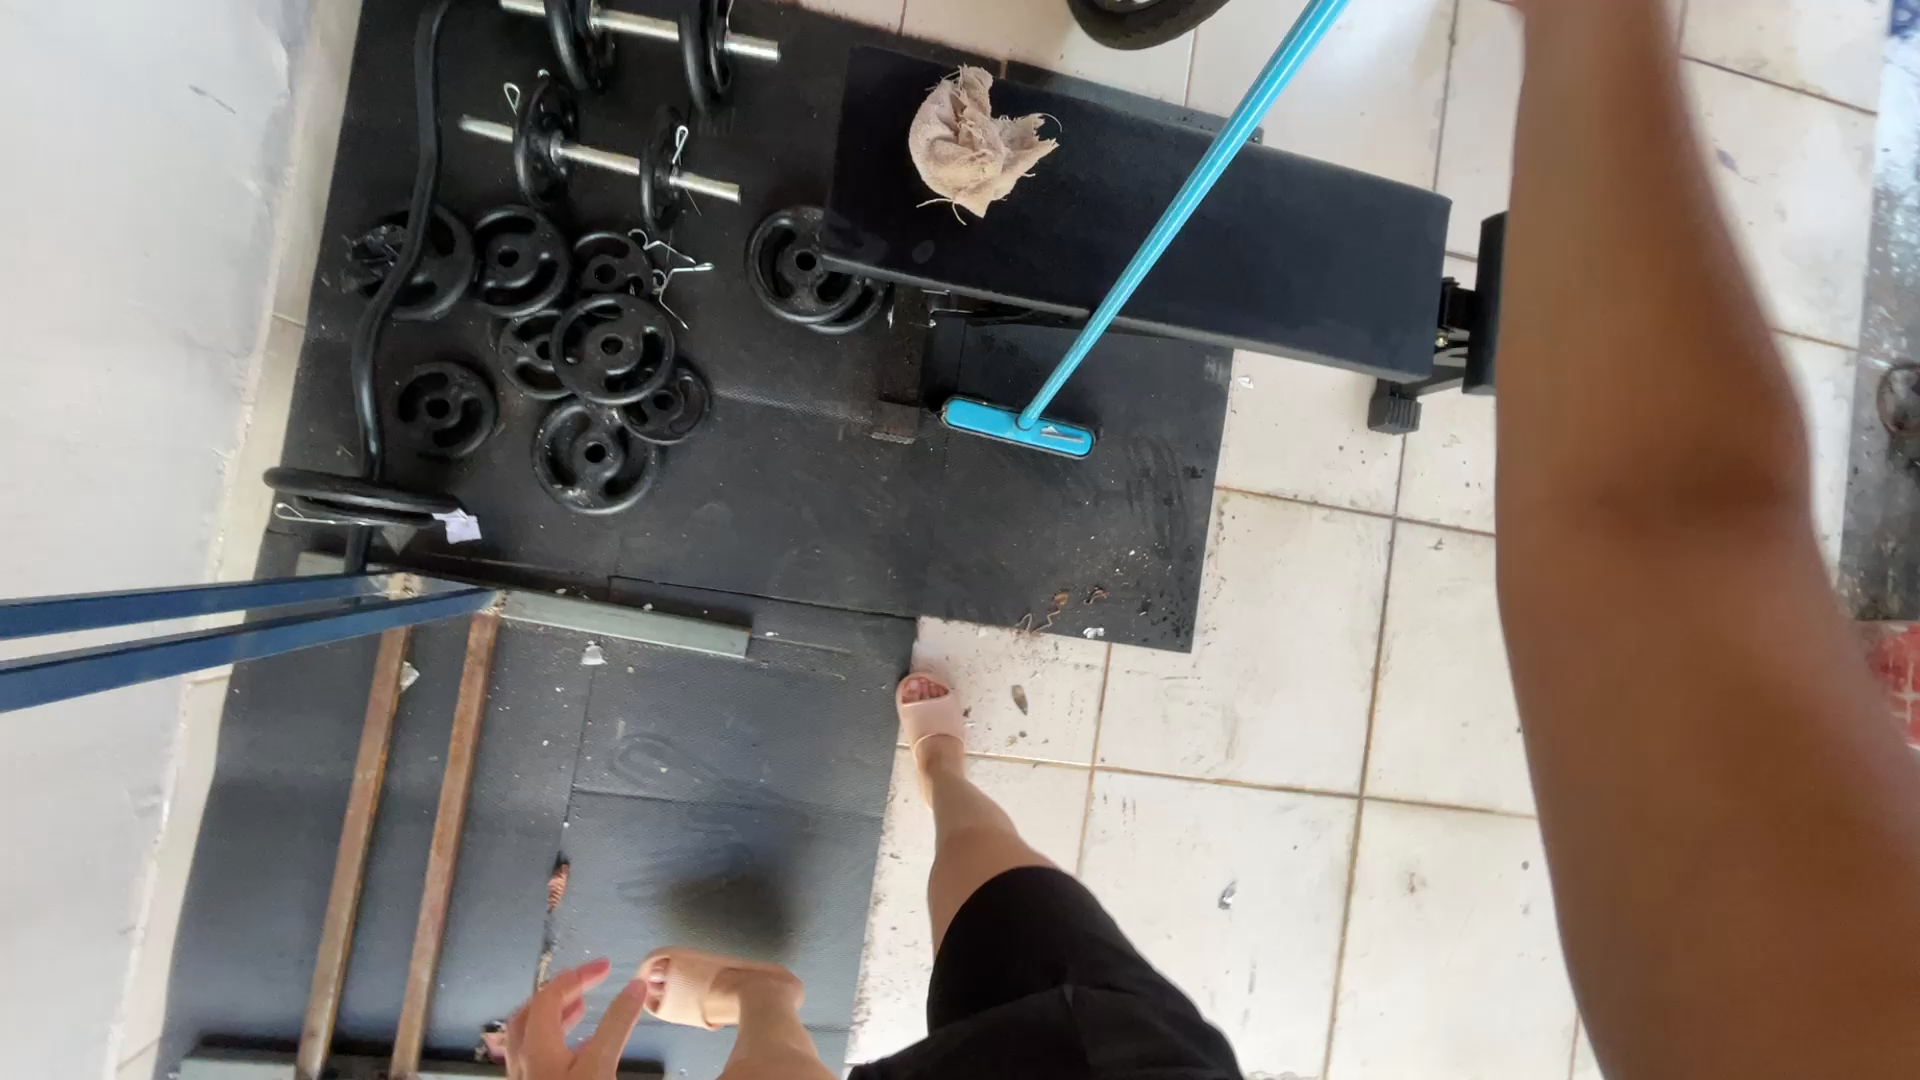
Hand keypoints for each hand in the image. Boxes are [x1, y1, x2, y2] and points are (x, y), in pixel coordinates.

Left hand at [504, 958, 647, 1079]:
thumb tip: (637, 985)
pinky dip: (557, 1044)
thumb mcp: (600, 1067)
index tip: (607, 967)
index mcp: (537, 1055)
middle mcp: (523, 1070)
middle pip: (526, 1018)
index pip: (548, 999)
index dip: (577, 976)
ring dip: (554, 1019)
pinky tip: (581, 1053)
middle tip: (587, 985)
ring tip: (583, 1011)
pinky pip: (537, 1064)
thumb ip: (617, 1025)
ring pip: (528, 1042)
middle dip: (557, 994)